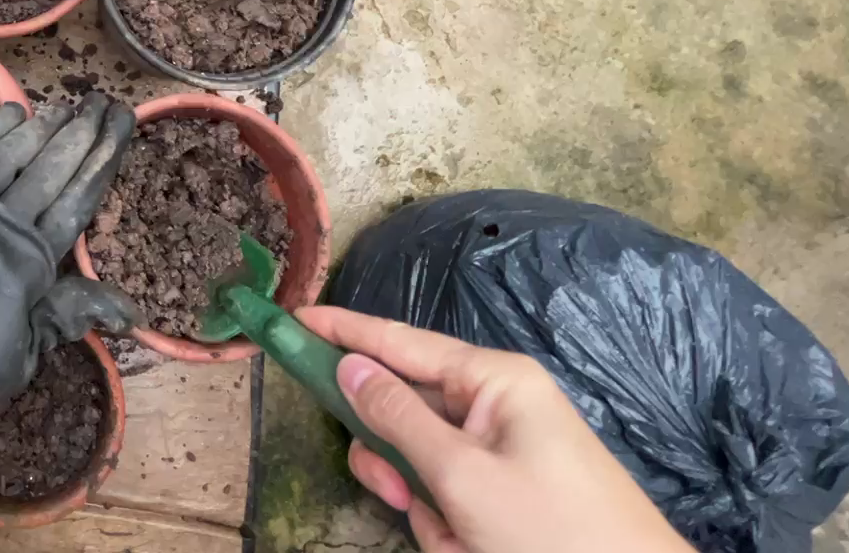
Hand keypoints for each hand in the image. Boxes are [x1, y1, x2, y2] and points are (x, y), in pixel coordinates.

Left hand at [0, 93, 137, 460]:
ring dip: (41, 128)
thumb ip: (72, 313)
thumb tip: (134, 308)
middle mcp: (0, 228)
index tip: (121, 127)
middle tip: (102, 102)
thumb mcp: (29, 350)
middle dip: (80, 133)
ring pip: (10, 156)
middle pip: (50, 169)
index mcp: (32, 265)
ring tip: (67, 105)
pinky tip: (12, 112)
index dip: (102, 161)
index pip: (78, 200)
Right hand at [297, 306, 694, 552]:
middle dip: (393, 455)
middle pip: (403, 405)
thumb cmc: (555, 537)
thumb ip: (394, 415)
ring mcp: (501, 448)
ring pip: (417, 454)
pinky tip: (472, 549)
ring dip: (422, 499)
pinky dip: (447, 523)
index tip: (292, 318)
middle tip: (395, 493)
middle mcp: (494, 403)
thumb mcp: (462, 476)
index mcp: (493, 380)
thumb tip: (348, 364)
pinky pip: (445, 490)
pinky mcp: (505, 490)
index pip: (397, 340)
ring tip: (453, 538)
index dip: (341, 329)